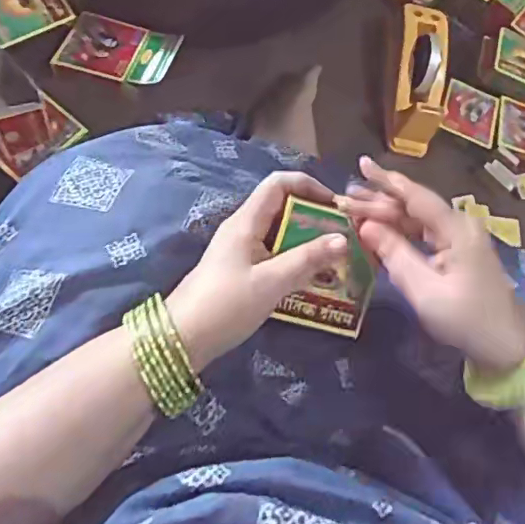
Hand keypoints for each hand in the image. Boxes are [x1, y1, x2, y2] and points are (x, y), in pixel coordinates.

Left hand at [165, 171, 348, 371]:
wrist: (181, 340)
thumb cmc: (225, 304)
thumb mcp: (271, 282)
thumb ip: (308, 259)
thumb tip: (343, 239)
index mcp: (246, 221)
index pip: (279, 183)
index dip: (308, 185)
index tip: (335, 205)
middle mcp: (244, 227)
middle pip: (282, 205)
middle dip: (314, 215)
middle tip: (342, 235)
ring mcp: (241, 248)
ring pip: (280, 231)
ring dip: (307, 239)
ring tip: (335, 256)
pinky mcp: (241, 268)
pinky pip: (274, 251)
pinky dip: (295, 257)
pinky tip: (313, 276)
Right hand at [339, 157, 524, 373]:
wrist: (508, 347)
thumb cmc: (467, 319)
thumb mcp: (424, 290)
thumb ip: (394, 254)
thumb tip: (366, 225)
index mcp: (456, 228)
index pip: (415, 196)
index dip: (386, 180)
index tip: (362, 164)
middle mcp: (459, 224)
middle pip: (414, 205)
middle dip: (380, 199)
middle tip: (346, 196)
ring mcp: (460, 237)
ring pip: (417, 218)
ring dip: (387, 214)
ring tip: (356, 207)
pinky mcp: (458, 251)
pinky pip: (423, 232)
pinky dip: (400, 230)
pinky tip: (379, 229)